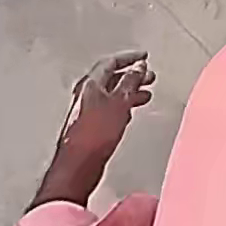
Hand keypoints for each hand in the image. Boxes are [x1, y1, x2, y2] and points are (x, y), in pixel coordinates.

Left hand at [31, 51, 153, 208]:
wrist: (78, 168)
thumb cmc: (94, 136)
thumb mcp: (120, 102)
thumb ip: (131, 81)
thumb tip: (138, 67)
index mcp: (90, 84)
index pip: (111, 62)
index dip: (130, 58)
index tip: (143, 57)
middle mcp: (85, 95)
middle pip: (112, 78)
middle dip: (132, 76)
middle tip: (148, 75)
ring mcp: (85, 112)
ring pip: (112, 94)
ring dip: (129, 92)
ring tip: (144, 94)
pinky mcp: (88, 127)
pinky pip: (109, 109)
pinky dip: (122, 106)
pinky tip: (129, 112)